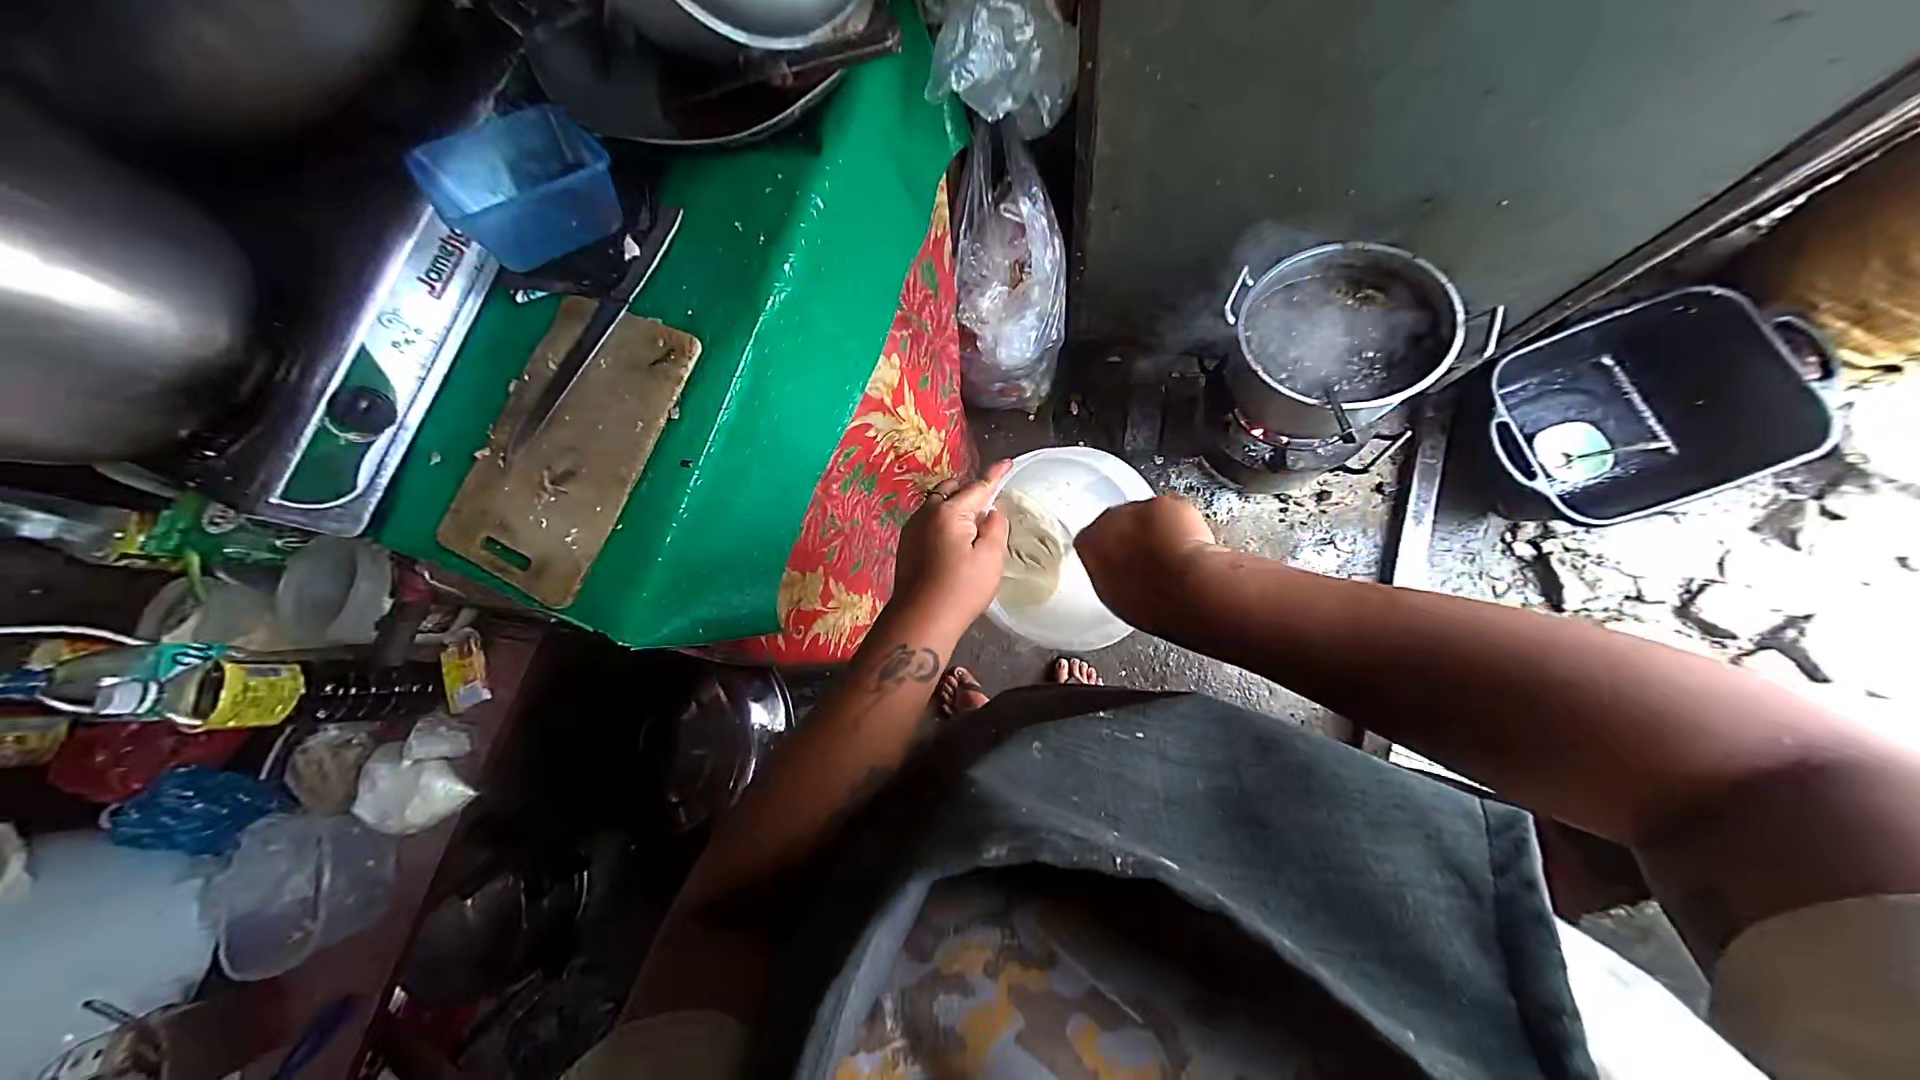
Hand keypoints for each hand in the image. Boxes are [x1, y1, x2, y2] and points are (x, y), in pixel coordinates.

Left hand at [890, 461, 1012, 628]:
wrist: (921, 618)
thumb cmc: (961, 590)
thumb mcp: (990, 558)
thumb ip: (995, 527)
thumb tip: (990, 511)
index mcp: (949, 512)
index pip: (978, 487)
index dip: (995, 475)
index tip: (1007, 463)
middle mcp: (926, 513)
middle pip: (952, 488)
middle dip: (971, 488)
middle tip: (989, 502)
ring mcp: (912, 528)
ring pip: (937, 502)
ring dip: (955, 503)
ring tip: (972, 521)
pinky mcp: (907, 543)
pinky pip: (928, 519)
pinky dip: (944, 518)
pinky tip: (954, 537)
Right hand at [1075, 496, 1219, 627]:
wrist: (1182, 588)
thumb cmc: (1148, 598)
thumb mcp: (1111, 596)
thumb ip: (1106, 573)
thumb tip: (1115, 575)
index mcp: (1090, 543)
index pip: (1091, 539)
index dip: (1107, 551)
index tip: (1117, 561)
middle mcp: (1109, 520)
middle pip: (1117, 521)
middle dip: (1131, 537)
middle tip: (1147, 560)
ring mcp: (1139, 509)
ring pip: (1147, 515)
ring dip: (1157, 530)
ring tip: (1171, 557)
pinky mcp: (1168, 504)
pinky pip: (1173, 511)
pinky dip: (1181, 524)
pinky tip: (1185, 546)